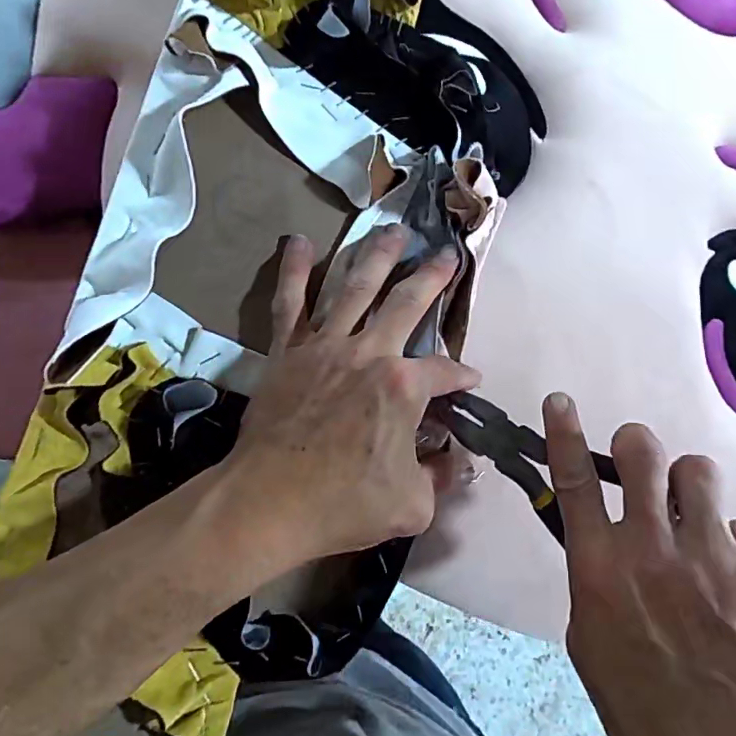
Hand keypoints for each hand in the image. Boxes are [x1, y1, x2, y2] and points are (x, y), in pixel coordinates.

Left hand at [212, 227, 480, 574]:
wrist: (265, 504)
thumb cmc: (343, 504)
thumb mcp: (413, 504)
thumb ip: (441, 476)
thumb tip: (457, 461)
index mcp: (403, 387)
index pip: (446, 372)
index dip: (463, 376)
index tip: (470, 383)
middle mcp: (368, 353)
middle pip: (407, 303)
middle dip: (433, 278)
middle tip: (447, 256)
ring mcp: (325, 347)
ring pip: (355, 287)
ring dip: (378, 256)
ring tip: (393, 231)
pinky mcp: (287, 351)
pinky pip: (291, 302)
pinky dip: (295, 270)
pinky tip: (298, 241)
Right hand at [540, 393, 735, 735]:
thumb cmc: (652, 718)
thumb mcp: (594, 651)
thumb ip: (596, 583)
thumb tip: (602, 540)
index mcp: (604, 575)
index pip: (576, 483)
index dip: (565, 433)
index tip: (561, 401)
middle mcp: (657, 552)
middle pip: (645, 454)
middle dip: (639, 445)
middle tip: (643, 462)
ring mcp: (718, 557)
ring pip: (700, 472)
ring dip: (690, 490)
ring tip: (696, 522)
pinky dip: (735, 551)